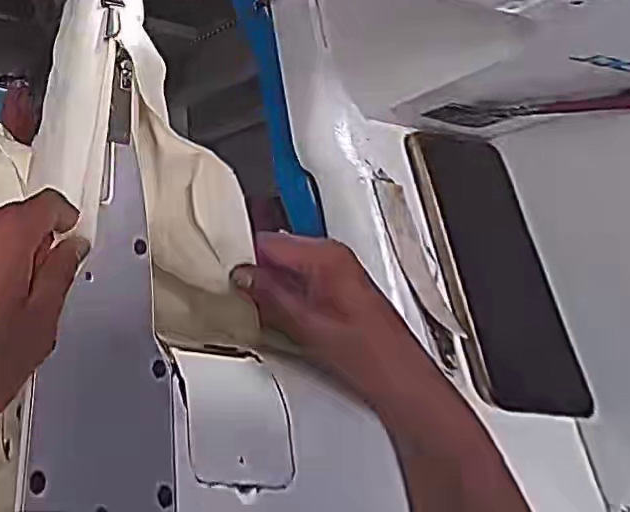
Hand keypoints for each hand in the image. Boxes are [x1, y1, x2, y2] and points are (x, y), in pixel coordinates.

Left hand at [0, 190, 88, 510]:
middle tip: (48, 282)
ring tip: (16, 302)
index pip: (50, 203)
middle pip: (23, 215)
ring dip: (13, 251)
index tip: (74, 235)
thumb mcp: (41, 321)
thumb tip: (70, 250)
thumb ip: (62, 272)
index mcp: (7, 234)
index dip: (68, 219)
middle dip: (40, 242)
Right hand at [235, 234, 532, 511]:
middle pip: (277, 250)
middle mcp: (333, 256)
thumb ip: (271, 296)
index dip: (243, 253)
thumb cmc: (375, 359)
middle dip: (254, 267)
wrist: (407, 390)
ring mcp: (336, 272)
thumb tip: (243, 276)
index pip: (270, 240)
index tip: (222, 265)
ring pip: (286, 266)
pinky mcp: (336, 289)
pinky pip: (298, 279)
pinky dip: (283, 292)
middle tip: (231, 284)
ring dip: (267, 281)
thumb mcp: (309, 327)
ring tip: (248, 301)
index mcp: (326, 256)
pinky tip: (273, 312)